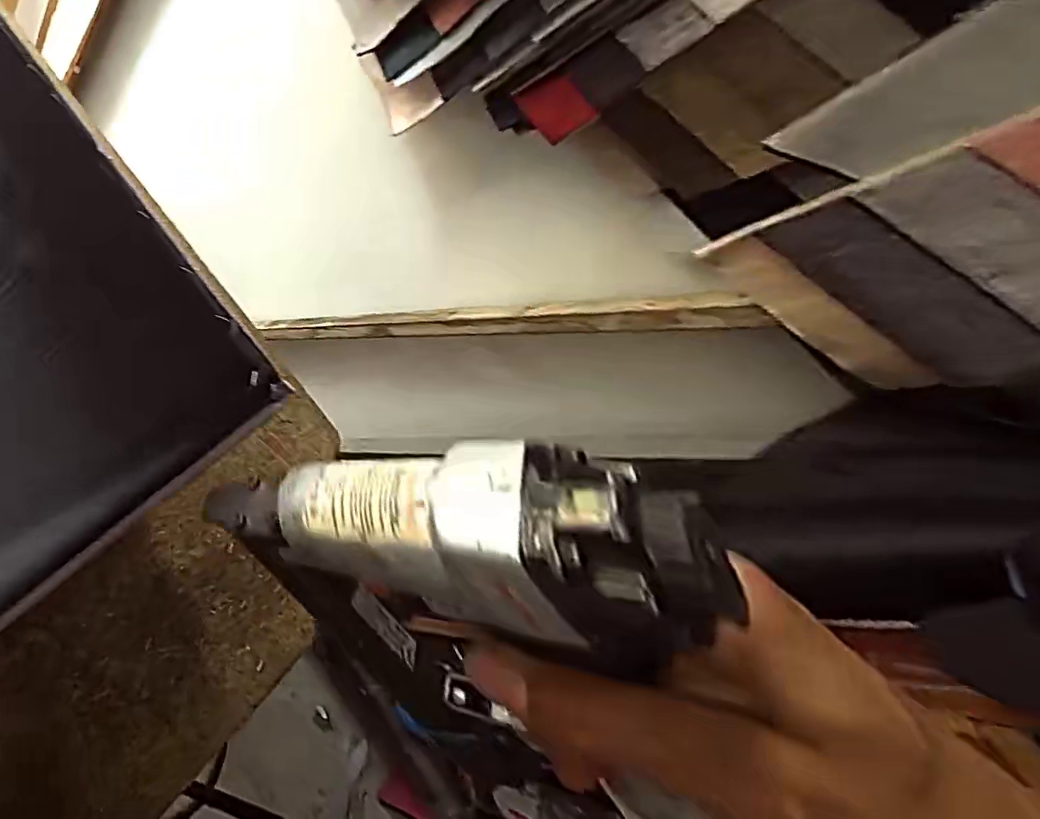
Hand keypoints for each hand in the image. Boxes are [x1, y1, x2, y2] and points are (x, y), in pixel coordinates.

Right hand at [466, 558, 1039, 818]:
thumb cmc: (887, 807)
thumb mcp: (749, 772)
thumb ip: (616, 716)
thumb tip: (488, 667)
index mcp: (705, 588)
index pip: (566, 559)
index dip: (505, 588)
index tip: (465, 627)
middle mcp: (685, 593)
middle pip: (563, 602)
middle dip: (532, 659)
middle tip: (520, 711)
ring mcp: (685, 631)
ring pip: (577, 642)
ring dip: (556, 696)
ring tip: (567, 751)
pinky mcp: (687, 666)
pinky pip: (607, 674)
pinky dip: (587, 714)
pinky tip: (594, 752)